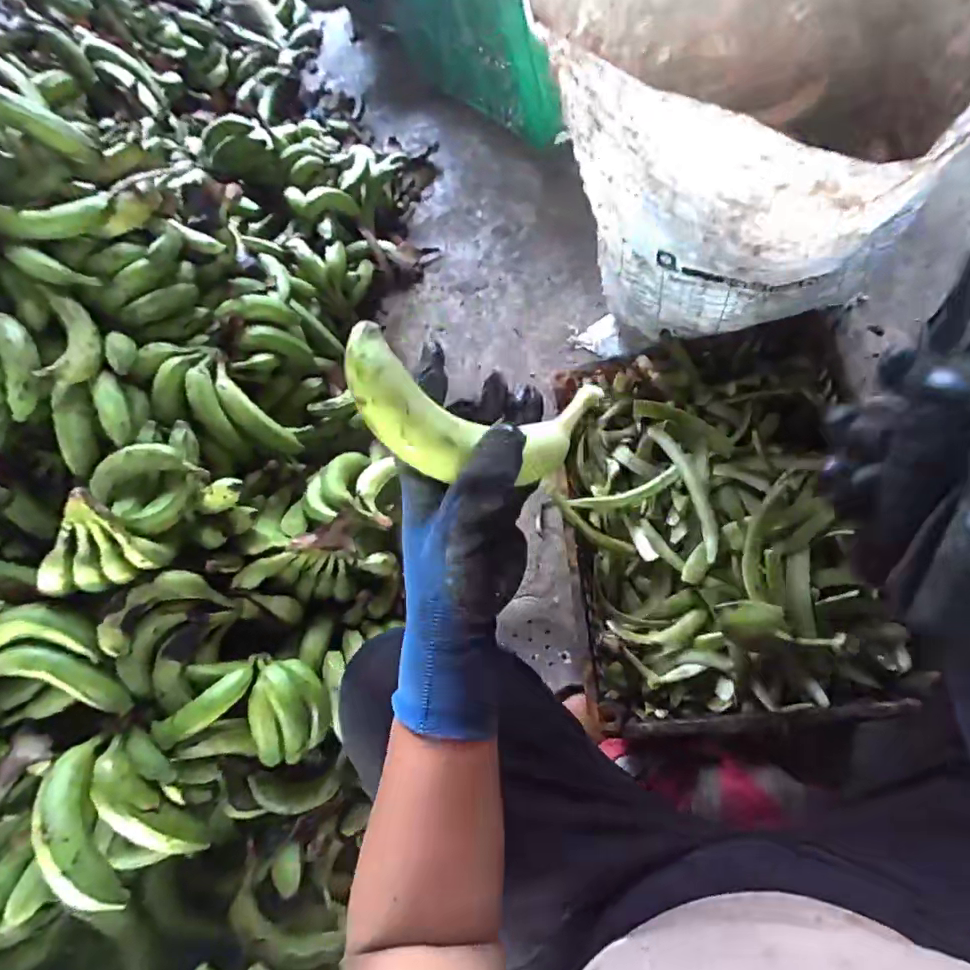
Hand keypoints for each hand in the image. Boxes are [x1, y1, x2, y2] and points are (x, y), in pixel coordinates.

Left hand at [393, 343, 543, 740]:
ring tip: (528, 393)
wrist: (462, 619)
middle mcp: (448, 474)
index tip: (438, 349)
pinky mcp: (501, 505)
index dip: (426, 382)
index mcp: (424, 473)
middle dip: (481, 400)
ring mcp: (475, 489)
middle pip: (464, 424)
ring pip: (494, 443)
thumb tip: (510, 431)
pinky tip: (546, 432)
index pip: (423, 417)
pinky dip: (532, 448)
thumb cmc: (445, 576)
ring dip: (511, 419)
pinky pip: (517, 467)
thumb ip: (482, 483)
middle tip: (502, 377)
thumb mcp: (458, 531)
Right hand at [822, 230, 969, 789]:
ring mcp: (908, 494)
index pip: (958, 403)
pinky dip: (843, 489)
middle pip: (906, 424)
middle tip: (856, 407)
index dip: (931, 381)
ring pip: (874, 456)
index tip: (905, 366)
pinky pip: (854, 497)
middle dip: (881, 412)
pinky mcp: (878, 523)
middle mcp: (946, 465)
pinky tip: (835, 481)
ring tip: (841, 444)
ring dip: (855, 447)